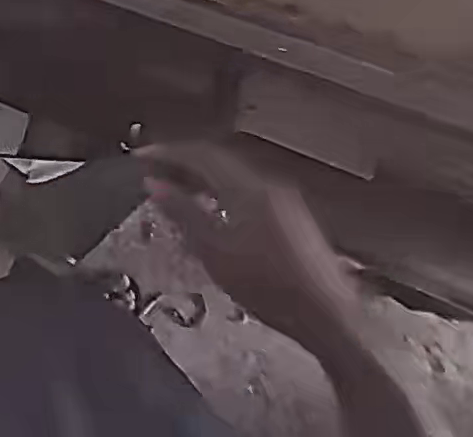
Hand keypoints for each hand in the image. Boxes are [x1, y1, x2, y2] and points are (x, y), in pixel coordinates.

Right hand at [140, 142, 366, 360]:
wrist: (331, 321)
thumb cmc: (268, 286)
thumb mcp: (214, 252)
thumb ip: (181, 212)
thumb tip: (152, 183)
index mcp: (246, 186)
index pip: (199, 154)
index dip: (167, 152)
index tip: (141, 156)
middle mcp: (266, 182)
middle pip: (216, 159)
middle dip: (182, 161)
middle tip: (154, 169)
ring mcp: (282, 197)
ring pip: (232, 173)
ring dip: (201, 175)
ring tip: (176, 187)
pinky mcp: (291, 214)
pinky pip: (246, 187)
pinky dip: (220, 188)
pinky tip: (211, 207)